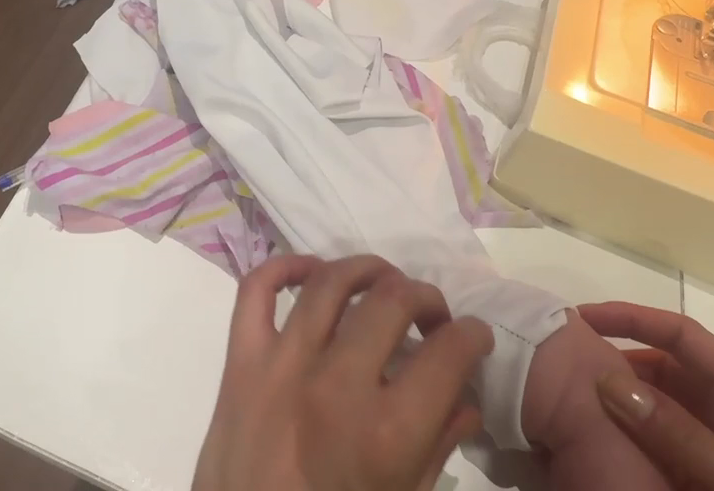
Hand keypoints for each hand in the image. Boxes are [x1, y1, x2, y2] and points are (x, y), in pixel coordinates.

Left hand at [192, 255, 493, 490]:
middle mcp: (337, 385)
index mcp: (386, 432)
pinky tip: (310, 270)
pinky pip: (256, 290)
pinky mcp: (241, 361)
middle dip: (425, 297)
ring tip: (384, 281)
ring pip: (330, 283)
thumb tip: (466, 399)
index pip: (449, 353)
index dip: (473, 335)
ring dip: (367, 269)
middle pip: (393, 301)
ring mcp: (282, 365)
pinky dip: (283, 266)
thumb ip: (436, 447)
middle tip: (431, 315)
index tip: (473, 336)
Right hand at [579, 302, 713, 490]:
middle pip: (672, 372)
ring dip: (629, 407)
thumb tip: (610, 383)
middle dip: (622, 364)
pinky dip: (642, 444)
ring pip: (670, 413)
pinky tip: (614, 456)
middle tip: (571, 374)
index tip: (582, 318)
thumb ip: (681, 437)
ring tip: (581, 413)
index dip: (634, 318)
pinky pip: (675, 451)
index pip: (685, 337)